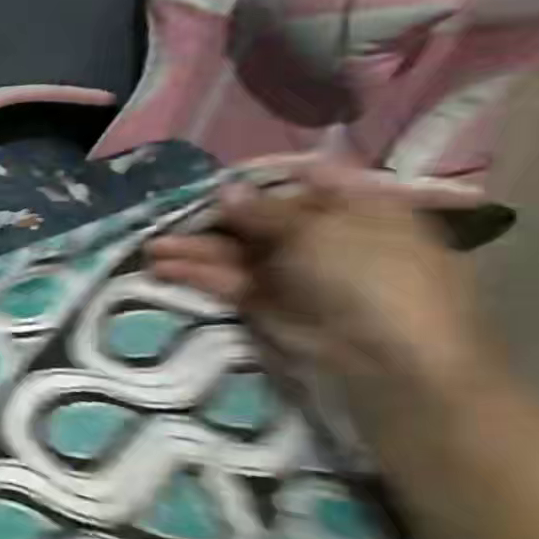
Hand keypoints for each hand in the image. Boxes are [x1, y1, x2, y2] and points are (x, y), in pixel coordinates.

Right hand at [145, 167, 479, 386]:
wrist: (386, 361)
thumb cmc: (370, 277)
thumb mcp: (319, 230)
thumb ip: (263, 209)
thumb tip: (226, 189)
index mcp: (357, 208)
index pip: (305, 180)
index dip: (261, 177)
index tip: (216, 177)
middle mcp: (324, 237)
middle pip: (259, 217)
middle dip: (214, 215)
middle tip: (169, 214)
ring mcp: (293, 273)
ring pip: (235, 251)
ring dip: (194, 247)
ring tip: (152, 247)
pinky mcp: (265, 305)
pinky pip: (226, 281)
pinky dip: (195, 274)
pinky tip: (163, 267)